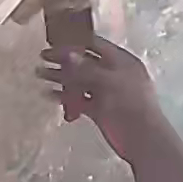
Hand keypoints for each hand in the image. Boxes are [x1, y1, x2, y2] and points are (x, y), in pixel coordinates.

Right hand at [38, 37, 171, 160]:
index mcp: (121, 61)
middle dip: (63, 60)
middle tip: (42, 58)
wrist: (142, 139)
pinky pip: (79, 99)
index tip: (54, 42)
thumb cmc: (131, 104)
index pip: (95, 45)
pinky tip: (48, 94)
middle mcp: (112, 74)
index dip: (75, 43)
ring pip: (79, 81)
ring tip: (40, 74)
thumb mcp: (110, 82)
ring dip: (60, 77)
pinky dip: (65, 96)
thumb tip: (67, 53)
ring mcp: (105, 92)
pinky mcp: (98, 108)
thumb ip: (87, 69)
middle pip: (84, 63)